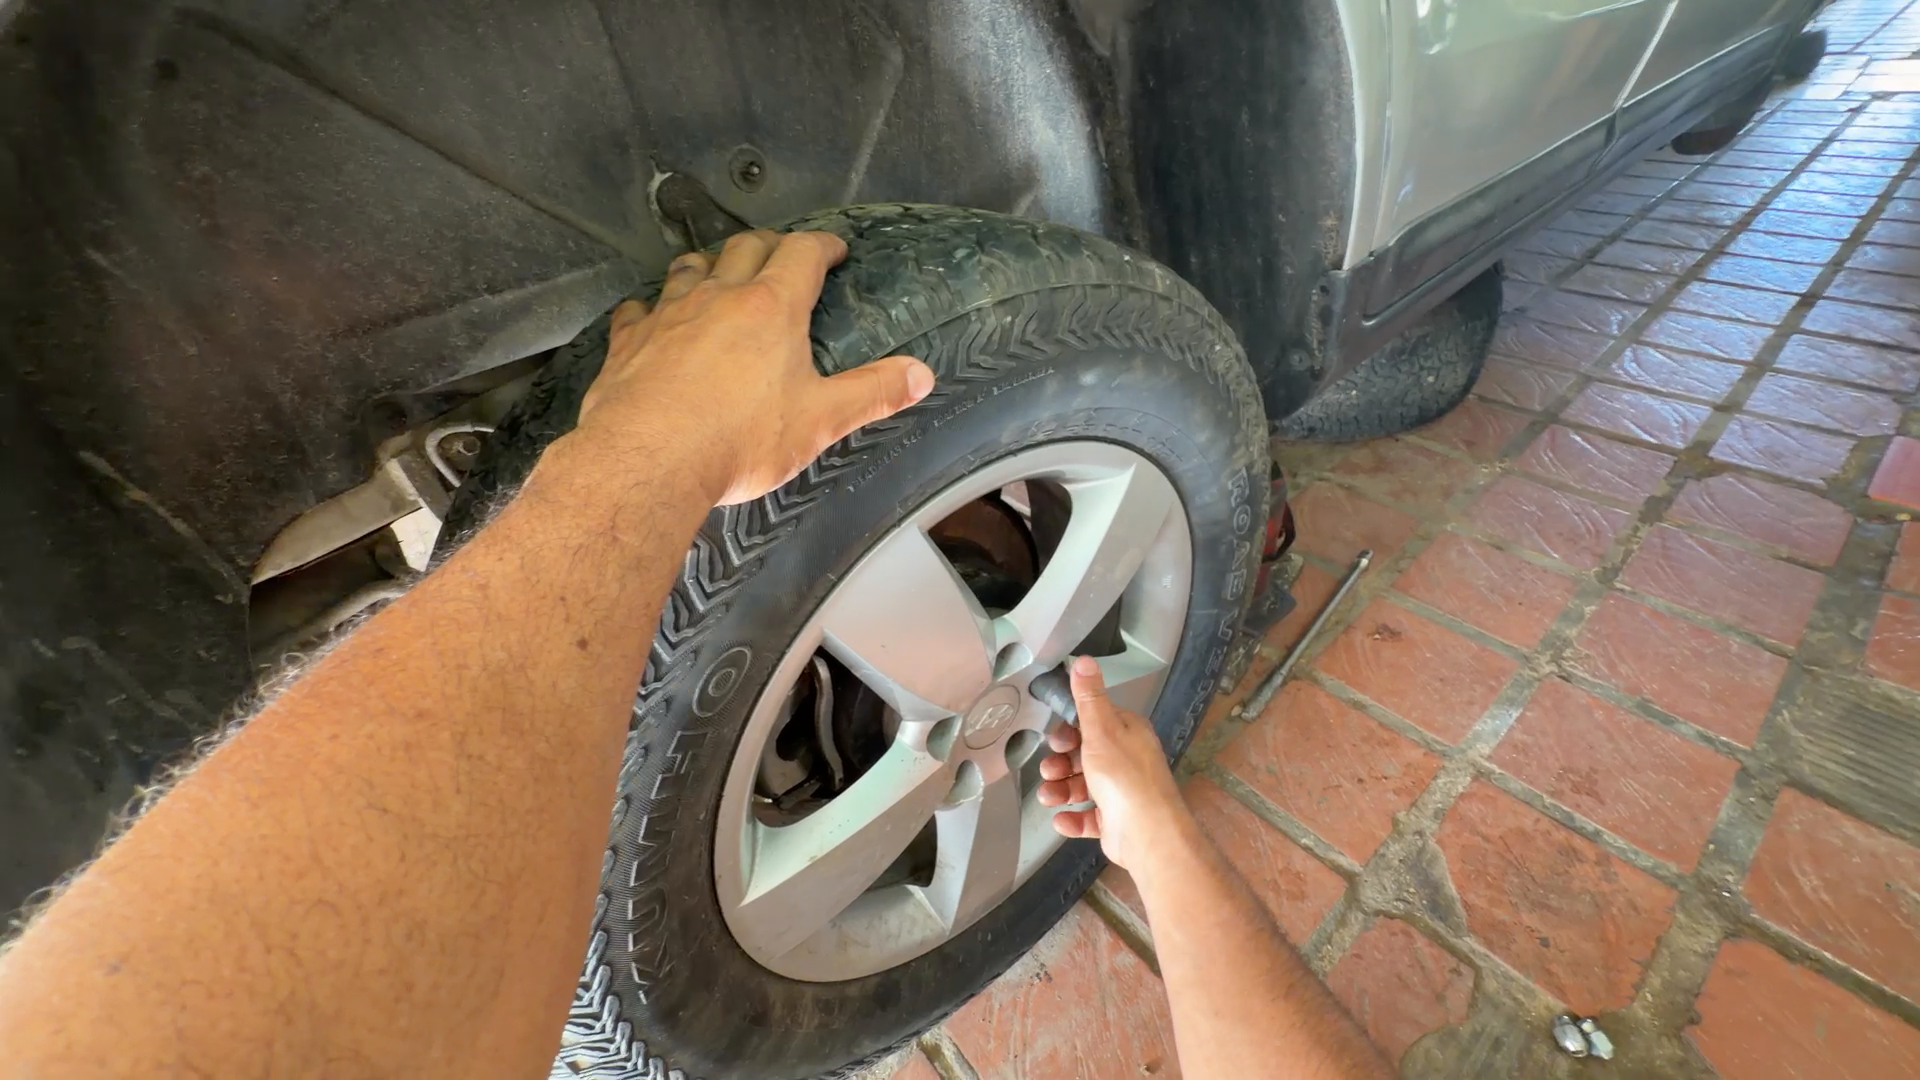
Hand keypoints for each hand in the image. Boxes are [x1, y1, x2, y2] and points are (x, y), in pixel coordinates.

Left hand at [574, 230, 935, 505]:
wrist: (651, 460)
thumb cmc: (744, 439)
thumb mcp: (822, 420)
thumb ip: (873, 393)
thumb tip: (923, 374)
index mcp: (772, 309)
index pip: (802, 255)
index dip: (823, 245)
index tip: (835, 248)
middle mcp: (719, 297)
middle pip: (746, 248)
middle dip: (771, 244)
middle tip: (785, 254)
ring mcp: (668, 315)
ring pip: (691, 268)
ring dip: (711, 263)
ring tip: (721, 272)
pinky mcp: (630, 342)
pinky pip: (641, 309)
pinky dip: (654, 306)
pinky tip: (654, 317)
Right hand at [1036, 656, 1195, 869]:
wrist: (1148, 834)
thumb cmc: (1123, 775)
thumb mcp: (1102, 728)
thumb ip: (1089, 696)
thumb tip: (1084, 658)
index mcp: (1128, 733)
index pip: (1094, 723)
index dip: (1070, 731)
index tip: (1055, 740)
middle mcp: (1128, 759)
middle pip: (1085, 755)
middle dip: (1061, 763)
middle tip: (1048, 771)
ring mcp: (1123, 792)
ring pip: (1084, 786)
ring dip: (1061, 790)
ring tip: (1048, 798)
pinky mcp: (1117, 821)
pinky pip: (1089, 816)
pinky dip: (1073, 818)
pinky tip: (1060, 820)